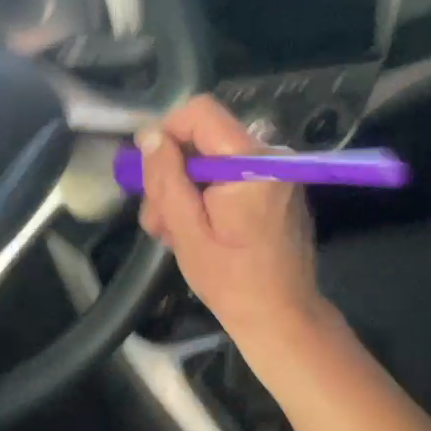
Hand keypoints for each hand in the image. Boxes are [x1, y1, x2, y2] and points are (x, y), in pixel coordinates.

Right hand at [137, 95, 323, 340]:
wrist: (282, 317)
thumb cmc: (232, 280)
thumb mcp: (186, 231)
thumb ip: (166, 178)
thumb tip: (149, 136)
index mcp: (252, 163)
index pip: (200, 112)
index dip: (166, 133)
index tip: (148, 171)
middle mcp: (270, 156)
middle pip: (203, 138)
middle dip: (171, 173)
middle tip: (158, 219)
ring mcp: (277, 172)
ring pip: (211, 160)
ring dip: (184, 191)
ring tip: (173, 233)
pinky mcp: (276, 188)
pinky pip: (229, 176)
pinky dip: (206, 197)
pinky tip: (197, 232)